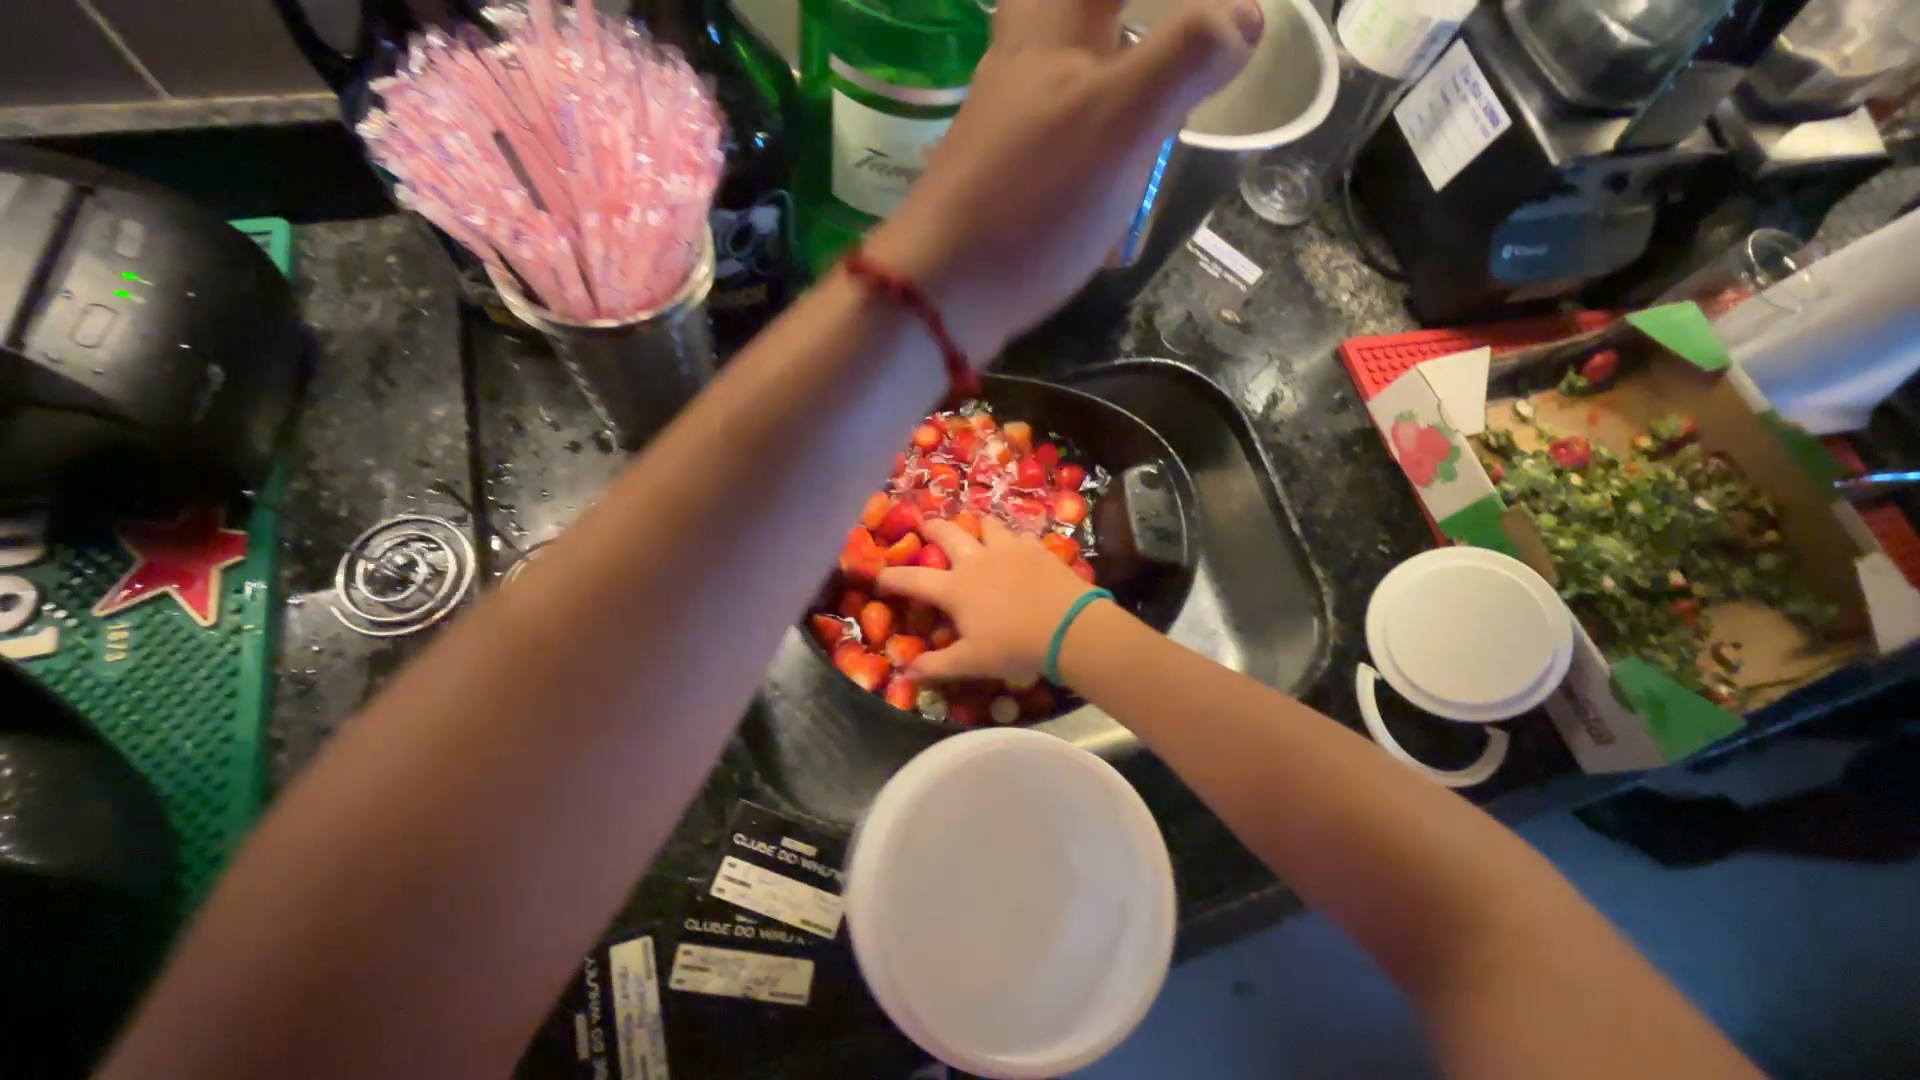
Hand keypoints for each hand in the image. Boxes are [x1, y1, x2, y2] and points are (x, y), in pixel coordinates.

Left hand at [864, 0, 1261, 359]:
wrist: (943, 290)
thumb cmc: (1033, 200)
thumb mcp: (1122, 120)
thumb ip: (1184, 59)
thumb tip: (1246, 15)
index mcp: (1050, 27)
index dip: (1165, 4)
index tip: (1202, 14)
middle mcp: (1020, 61)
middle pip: (1067, 11)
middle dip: (1111, 19)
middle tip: (1159, 31)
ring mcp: (1005, 120)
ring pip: (1058, 61)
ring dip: (1100, 55)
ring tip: (1153, 81)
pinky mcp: (1000, 171)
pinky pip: (1052, 121)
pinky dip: (1089, 117)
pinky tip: (1113, 153)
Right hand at [876, 517, 1107, 682]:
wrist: (1069, 627)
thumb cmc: (1014, 646)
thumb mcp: (972, 662)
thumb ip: (936, 665)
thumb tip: (905, 673)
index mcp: (954, 588)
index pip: (912, 578)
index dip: (891, 577)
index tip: (878, 575)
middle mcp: (976, 560)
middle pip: (947, 533)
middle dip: (931, 528)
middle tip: (926, 527)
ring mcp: (1008, 549)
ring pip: (986, 524)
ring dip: (975, 525)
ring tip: (975, 529)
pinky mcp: (1036, 548)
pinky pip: (1019, 534)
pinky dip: (1013, 537)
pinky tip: (1016, 544)